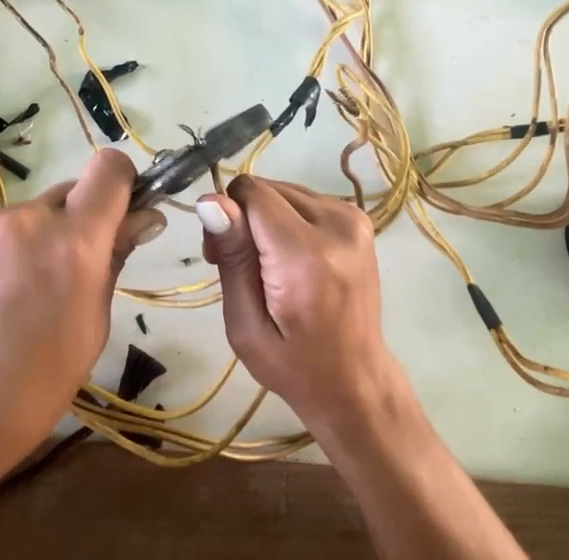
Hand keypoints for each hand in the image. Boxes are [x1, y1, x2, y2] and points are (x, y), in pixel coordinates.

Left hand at [0, 148, 165, 481]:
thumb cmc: (29, 393)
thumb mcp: (90, 333)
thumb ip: (112, 264)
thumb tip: (142, 218)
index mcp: (72, 244)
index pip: (109, 170)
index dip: (119, 184)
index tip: (116, 213)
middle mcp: (24, 220)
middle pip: (61, 200)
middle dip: (66, 230)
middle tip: (52, 283)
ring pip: (15, 222)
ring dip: (19, 247)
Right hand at [199, 175, 399, 432]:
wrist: (355, 380)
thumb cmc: (293, 364)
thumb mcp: (246, 325)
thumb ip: (233, 257)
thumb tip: (210, 201)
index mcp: (306, 255)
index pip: (251, 193)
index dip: (226, 218)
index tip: (220, 256)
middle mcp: (337, 225)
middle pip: (265, 189)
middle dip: (243, 217)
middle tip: (242, 267)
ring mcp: (353, 218)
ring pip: (282, 190)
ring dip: (265, 218)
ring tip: (267, 266)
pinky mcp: (358, 218)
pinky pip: (303, 198)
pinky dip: (287, 219)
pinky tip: (290, 257)